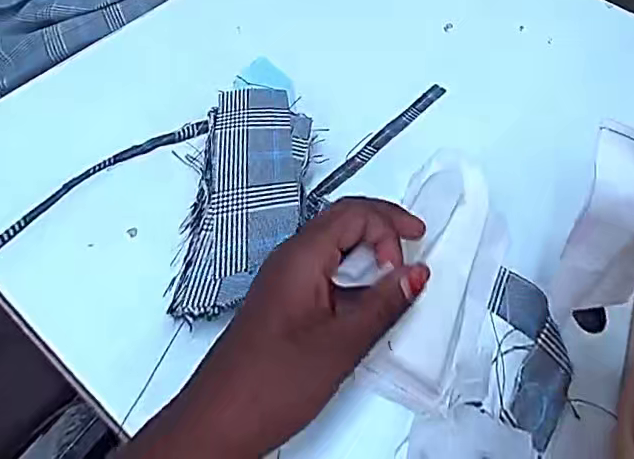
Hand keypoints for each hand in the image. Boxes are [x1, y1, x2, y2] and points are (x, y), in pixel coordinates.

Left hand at [122, 198, 430, 457]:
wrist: (219, 419)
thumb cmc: (265, 384)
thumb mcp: (341, 344)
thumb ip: (383, 305)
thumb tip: (413, 275)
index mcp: (301, 255)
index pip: (354, 213)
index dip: (388, 229)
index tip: (407, 262)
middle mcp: (290, 257)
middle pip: (344, 218)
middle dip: (383, 225)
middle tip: (413, 237)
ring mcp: (286, 276)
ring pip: (335, 242)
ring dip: (369, 250)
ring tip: (395, 272)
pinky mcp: (285, 297)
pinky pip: (325, 267)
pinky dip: (353, 273)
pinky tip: (367, 300)